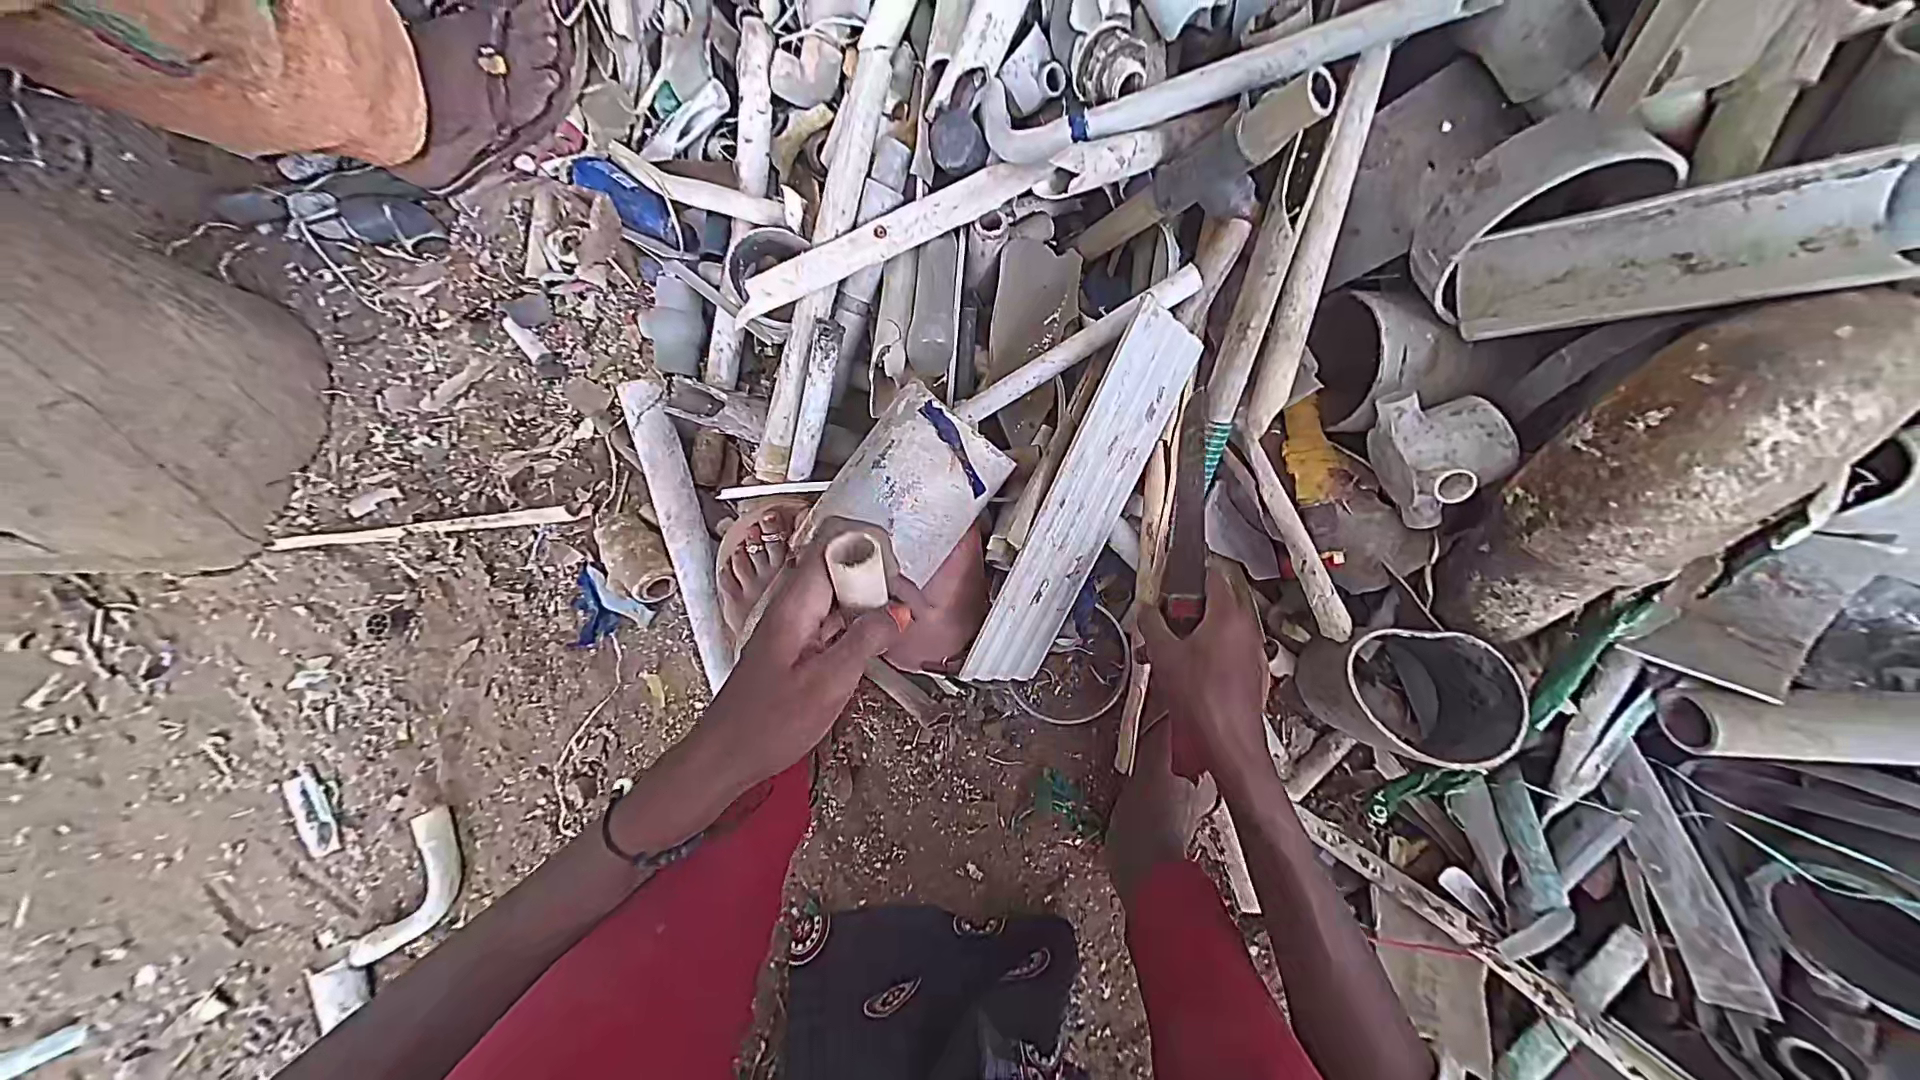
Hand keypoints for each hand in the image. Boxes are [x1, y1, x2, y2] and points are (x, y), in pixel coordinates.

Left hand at [700, 534, 915, 782]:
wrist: (726, 756)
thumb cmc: (769, 725)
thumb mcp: (829, 683)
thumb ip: (866, 641)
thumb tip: (899, 612)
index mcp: (796, 605)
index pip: (834, 550)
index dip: (872, 556)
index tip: (901, 582)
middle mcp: (793, 607)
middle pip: (841, 570)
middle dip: (879, 581)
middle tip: (909, 608)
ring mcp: (795, 626)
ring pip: (840, 596)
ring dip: (873, 604)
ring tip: (902, 622)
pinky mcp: (798, 645)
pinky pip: (834, 621)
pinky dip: (859, 626)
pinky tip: (878, 642)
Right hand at [1137, 564, 1269, 778]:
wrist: (1228, 741)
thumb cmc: (1202, 698)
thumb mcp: (1163, 653)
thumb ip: (1152, 624)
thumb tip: (1146, 611)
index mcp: (1228, 615)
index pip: (1211, 577)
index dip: (1187, 577)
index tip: (1171, 585)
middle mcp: (1247, 629)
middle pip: (1214, 605)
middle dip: (1184, 614)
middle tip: (1162, 625)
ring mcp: (1253, 653)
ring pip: (1219, 631)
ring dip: (1192, 636)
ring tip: (1165, 654)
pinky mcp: (1253, 674)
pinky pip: (1227, 652)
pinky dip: (1206, 655)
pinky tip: (1183, 674)